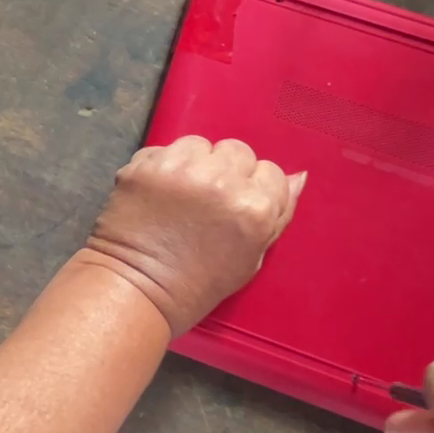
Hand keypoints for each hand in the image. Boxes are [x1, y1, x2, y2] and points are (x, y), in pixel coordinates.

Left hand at [80, 136, 304, 335]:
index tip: (235, 206)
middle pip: (237, 151)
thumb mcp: (252, 256)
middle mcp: (219, 180)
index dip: (253, 189)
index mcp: (254, 206)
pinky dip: (162, 165)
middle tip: (207, 198)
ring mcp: (177, 168)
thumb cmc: (198, 283)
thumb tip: (297, 176)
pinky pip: (163, 150)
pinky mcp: (143, 165)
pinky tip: (156, 192)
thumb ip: (277, 213)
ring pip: (199, 144)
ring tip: (180, 192)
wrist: (136, 288)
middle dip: (226, 170)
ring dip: (194, 162)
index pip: (270, 171)